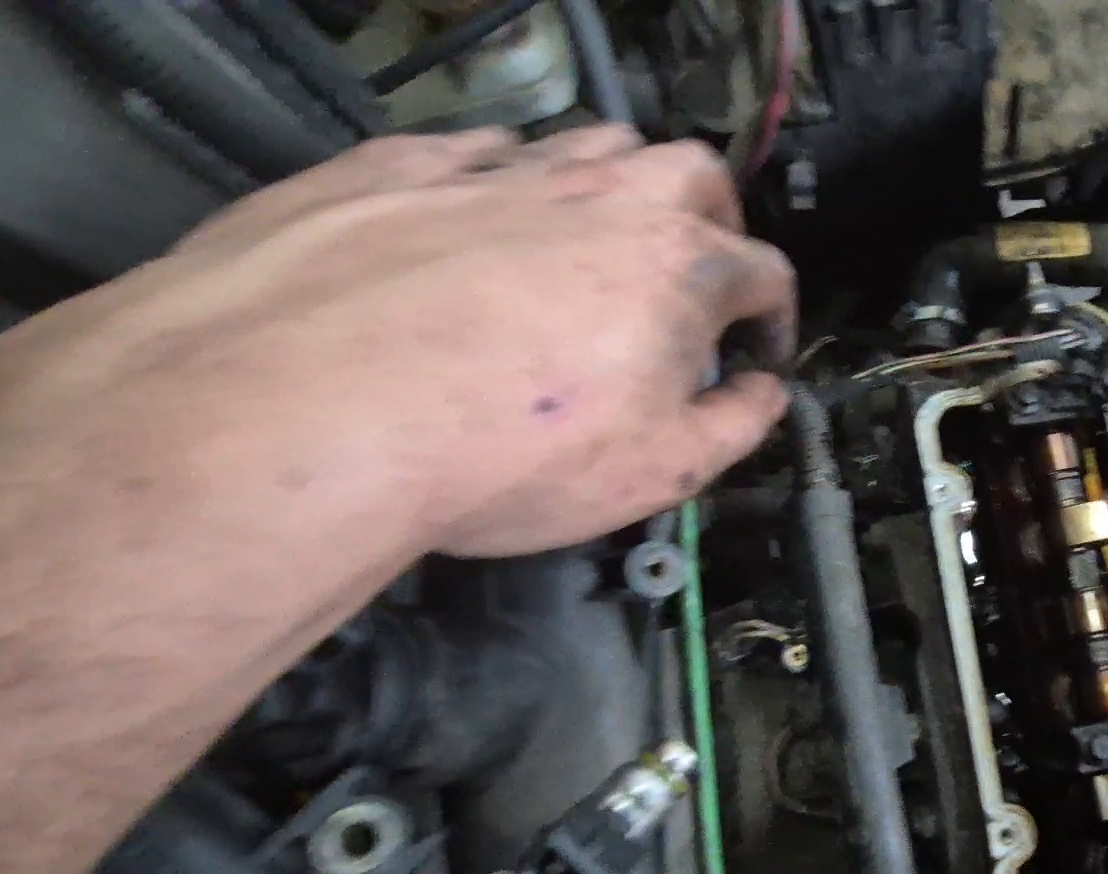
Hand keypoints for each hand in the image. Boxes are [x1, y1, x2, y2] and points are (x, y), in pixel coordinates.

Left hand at [28, 124, 795, 556]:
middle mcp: (599, 198)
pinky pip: (486, 152)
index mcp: (678, 267)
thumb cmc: (507, 453)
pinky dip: (518, 186)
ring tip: (607, 256)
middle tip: (702, 282)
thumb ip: (740, 423)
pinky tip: (500, 235)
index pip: (766, 273)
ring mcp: (497, 172)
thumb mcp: (667, 470)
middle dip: (718, 225)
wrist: (306, 419)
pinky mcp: (400, 170)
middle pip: (695, 176)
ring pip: (596, 146)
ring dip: (624, 193)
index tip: (760, 356)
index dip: (777, 320)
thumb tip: (763, 394)